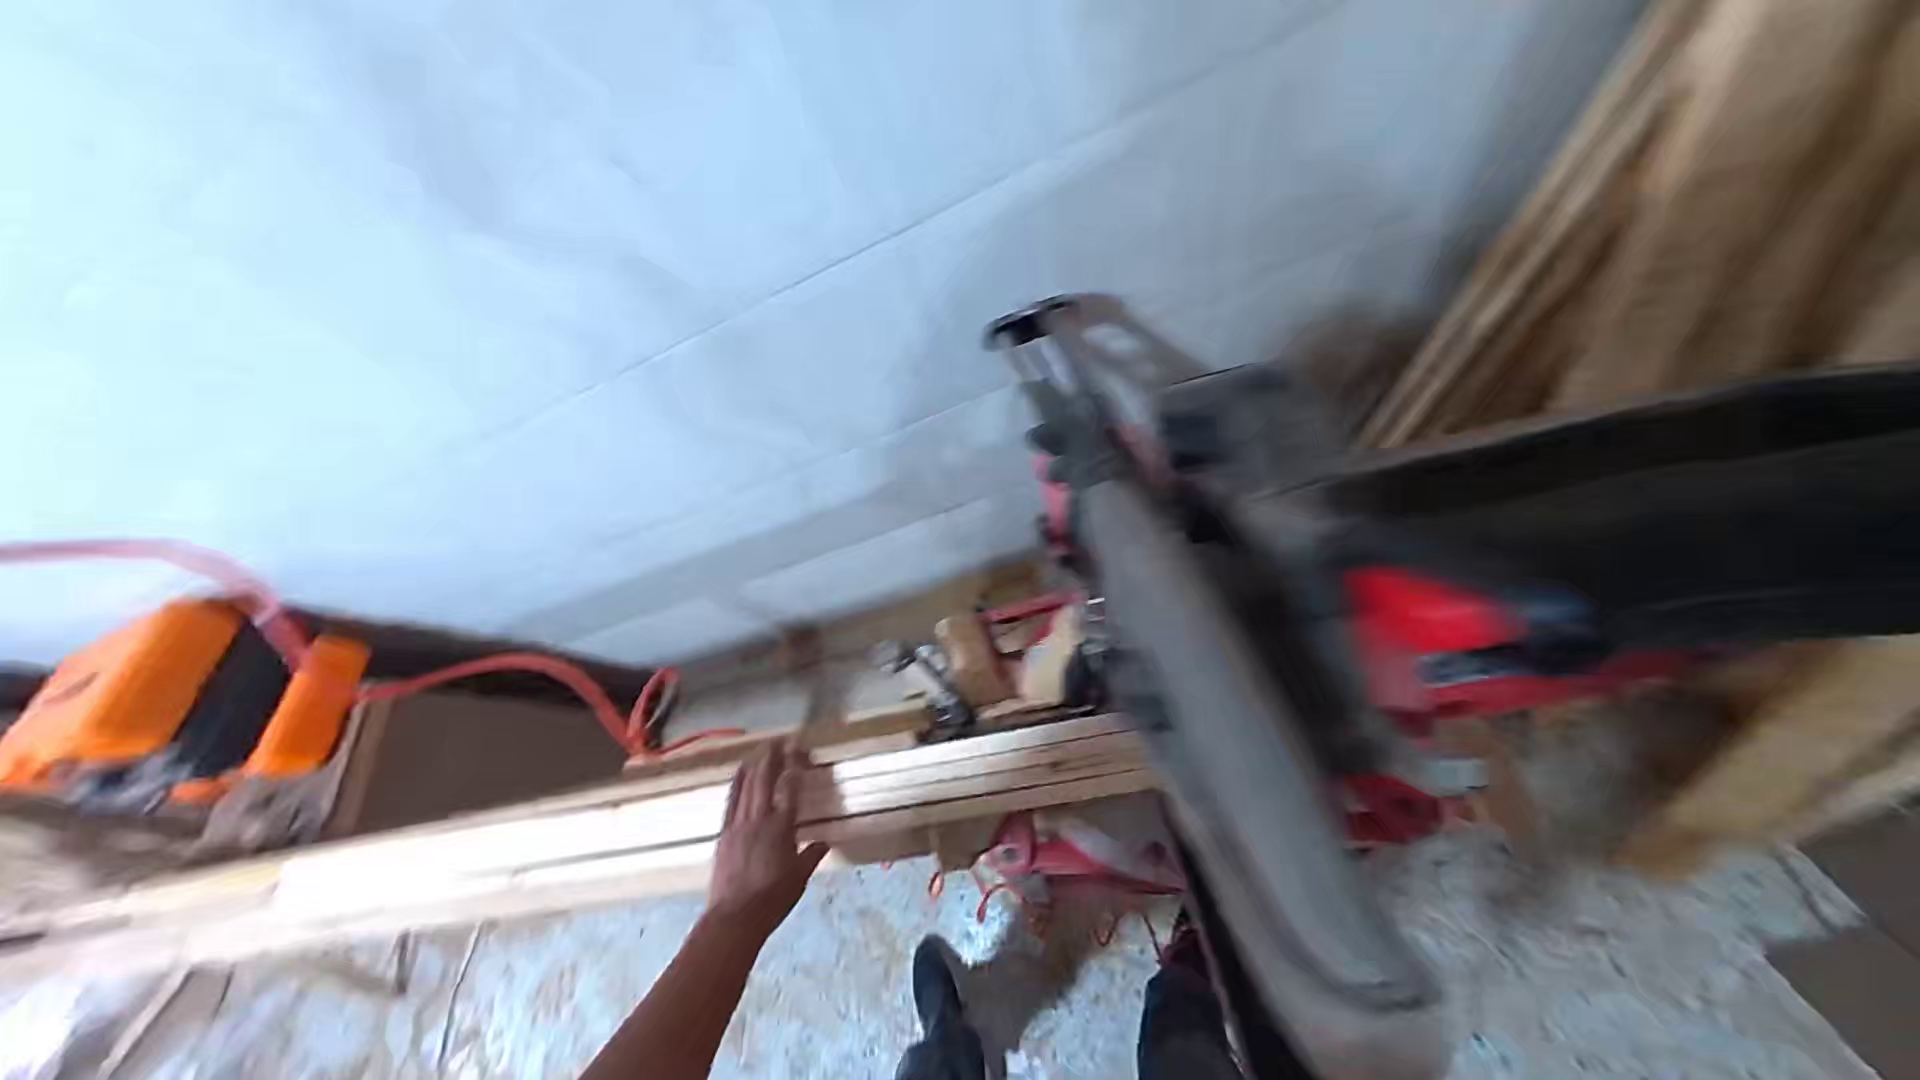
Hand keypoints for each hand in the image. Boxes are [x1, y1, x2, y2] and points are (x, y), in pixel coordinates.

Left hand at [704, 741, 829, 940]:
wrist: (734, 918)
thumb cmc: (772, 899)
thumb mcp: (799, 878)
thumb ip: (811, 855)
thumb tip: (824, 842)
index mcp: (782, 828)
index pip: (791, 789)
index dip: (795, 767)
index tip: (800, 751)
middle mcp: (760, 820)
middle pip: (766, 780)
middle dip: (773, 757)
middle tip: (779, 740)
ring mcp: (739, 825)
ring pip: (747, 786)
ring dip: (755, 765)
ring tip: (761, 749)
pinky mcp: (725, 834)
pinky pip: (731, 801)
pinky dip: (737, 783)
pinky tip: (739, 772)